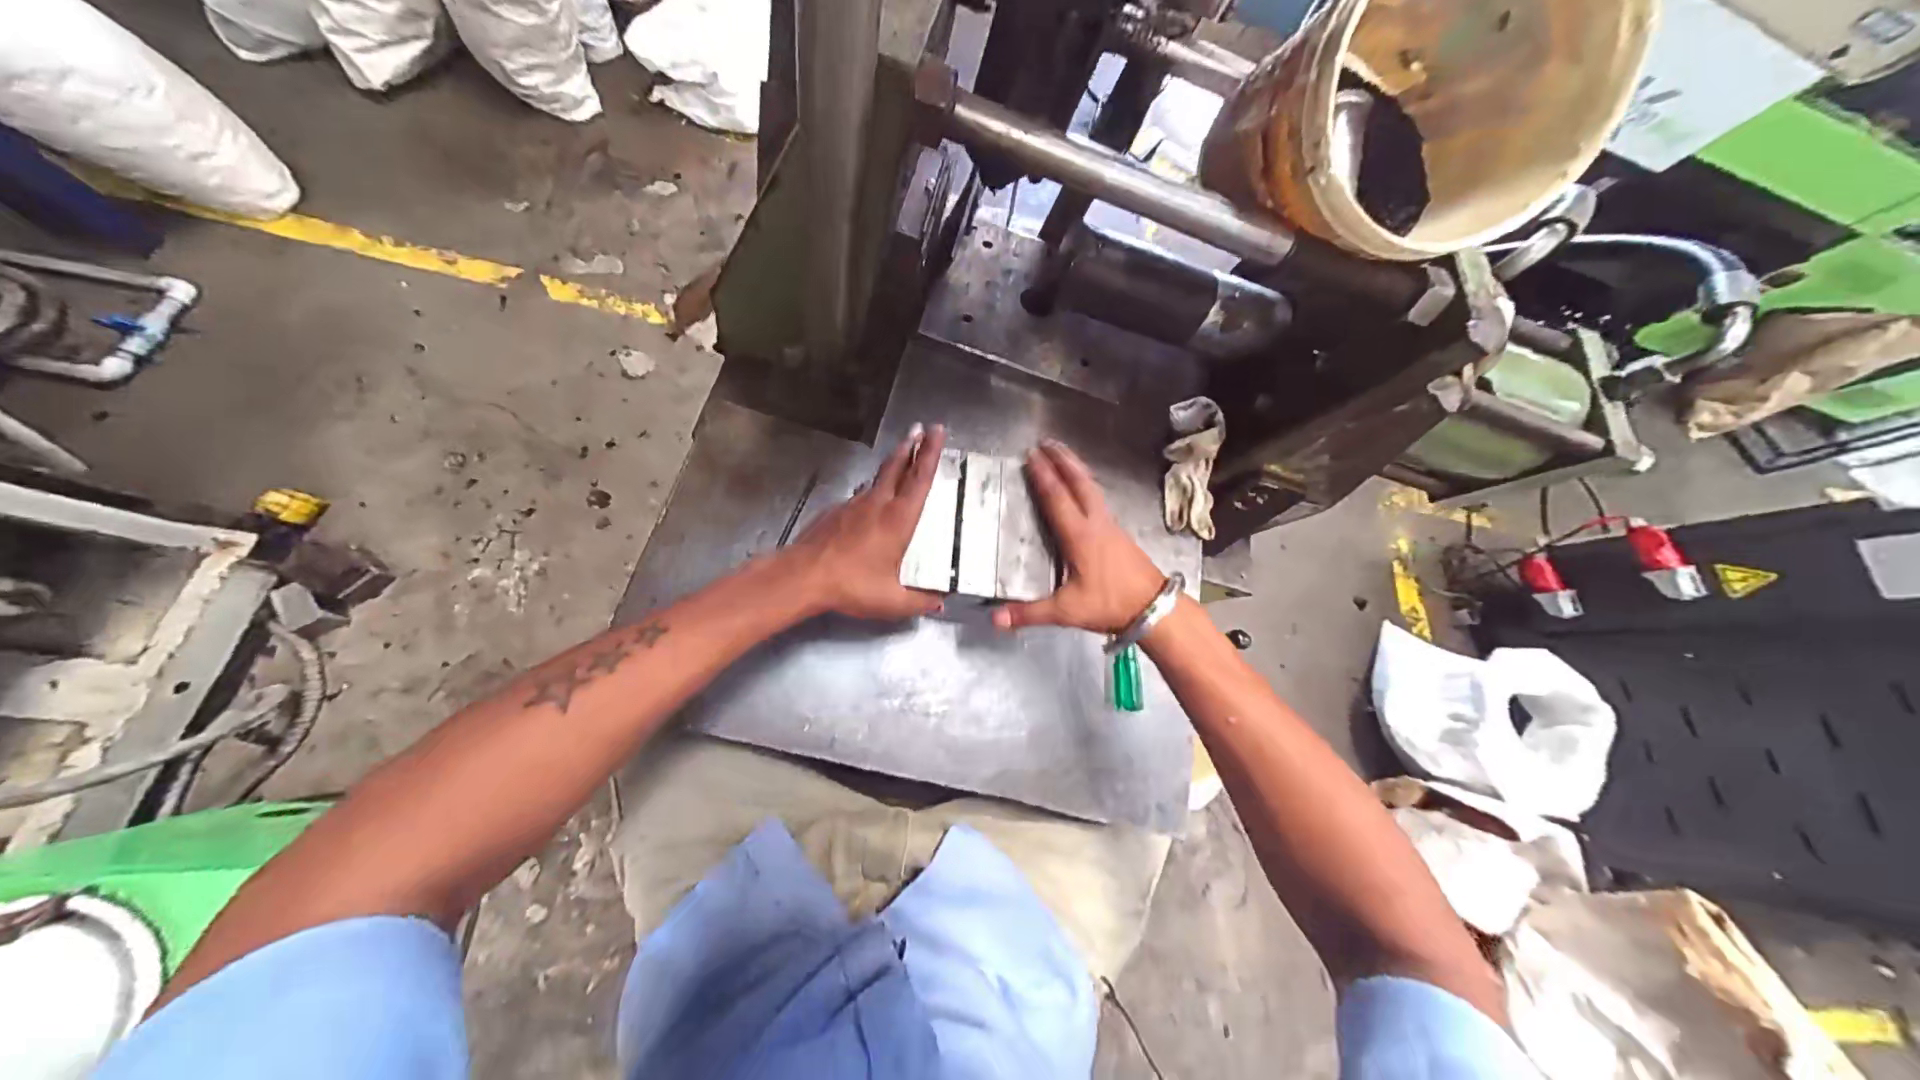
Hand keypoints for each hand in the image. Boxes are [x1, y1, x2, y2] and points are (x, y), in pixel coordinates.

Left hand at [782, 423, 948, 620]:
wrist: (803, 576)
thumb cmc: (852, 585)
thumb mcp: (892, 601)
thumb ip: (919, 601)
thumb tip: (940, 602)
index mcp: (898, 519)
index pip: (919, 478)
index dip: (931, 453)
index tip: (937, 431)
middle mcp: (877, 504)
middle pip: (897, 466)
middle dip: (912, 445)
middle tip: (921, 428)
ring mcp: (853, 505)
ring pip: (877, 478)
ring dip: (892, 463)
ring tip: (901, 454)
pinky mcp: (834, 512)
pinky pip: (859, 496)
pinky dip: (870, 490)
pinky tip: (869, 500)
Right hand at [994, 439, 1166, 634]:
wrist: (1154, 607)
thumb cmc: (1110, 604)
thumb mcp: (1066, 611)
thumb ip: (1030, 614)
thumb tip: (995, 620)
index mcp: (1080, 536)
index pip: (1057, 498)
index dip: (1043, 476)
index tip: (1031, 456)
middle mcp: (1096, 524)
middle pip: (1079, 482)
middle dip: (1063, 460)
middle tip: (1048, 442)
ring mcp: (1111, 526)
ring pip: (1092, 488)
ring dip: (1077, 469)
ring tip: (1064, 455)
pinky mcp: (1119, 533)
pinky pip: (1099, 499)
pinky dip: (1087, 485)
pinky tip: (1083, 489)